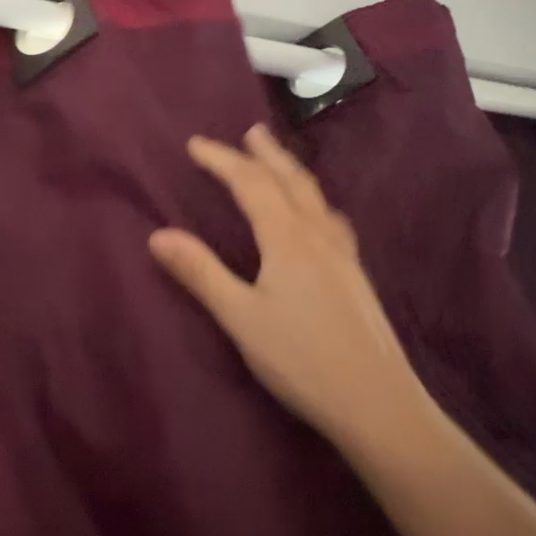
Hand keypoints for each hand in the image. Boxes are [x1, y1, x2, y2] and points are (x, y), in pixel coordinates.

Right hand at [149, 126, 435, 441]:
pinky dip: (312, 201)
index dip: (222, 161)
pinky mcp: (355, 277)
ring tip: (278, 161)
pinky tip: (317, 218)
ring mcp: (343, 257)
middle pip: (290, 182)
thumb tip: (158, 234)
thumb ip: (200, 273)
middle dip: (265, 154)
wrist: (378, 403)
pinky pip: (330, 220)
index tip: (194, 145)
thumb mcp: (240, 317)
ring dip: (291, 172)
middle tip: (249, 131)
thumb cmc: (301, 359)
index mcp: (288, 239)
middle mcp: (318, 236)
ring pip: (315, 198)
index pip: (251, 185)